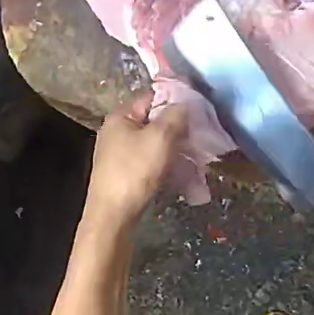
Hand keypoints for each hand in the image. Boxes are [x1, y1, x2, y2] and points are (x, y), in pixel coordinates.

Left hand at [81, 91, 186, 233]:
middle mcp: (115, 133)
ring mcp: (118, 155)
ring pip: (153, 144)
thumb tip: (185, 104)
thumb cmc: (135, 171)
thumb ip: (175, 115)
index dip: (174, 101)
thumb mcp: (160, 137)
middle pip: (153, 122)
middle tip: (200, 137)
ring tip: (195, 157)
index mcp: (119, 118)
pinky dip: (164, 165)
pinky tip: (180, 174)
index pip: (151, 98)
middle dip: (177, 129)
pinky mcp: (123, 175)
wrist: (113, 215)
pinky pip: (149, 162)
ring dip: (173, 149)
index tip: (198, 111)